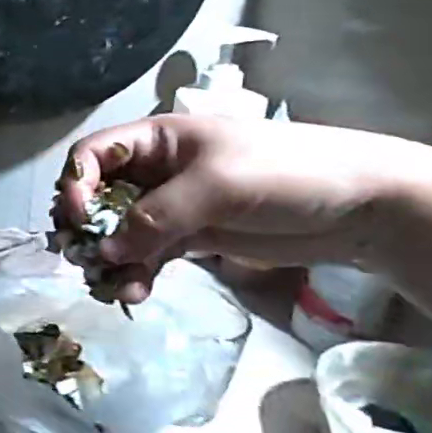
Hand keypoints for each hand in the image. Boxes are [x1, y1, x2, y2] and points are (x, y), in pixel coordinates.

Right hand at [54, 115, 431, 301]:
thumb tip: (106, 251)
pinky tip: (136, 293)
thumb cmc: (284, 173)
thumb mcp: (217, 184)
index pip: (94, 154)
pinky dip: (135, 272)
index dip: (75, 184)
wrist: (356, 206)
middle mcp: (157, 171)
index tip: (76, 220)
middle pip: (99, 195)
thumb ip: (158, 216)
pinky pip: (147, 254)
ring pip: (120, 231)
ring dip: (110, 257)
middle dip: (87, 227)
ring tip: (115, 286)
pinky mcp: (193, 238)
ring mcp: (173, 206)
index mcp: (157, 139)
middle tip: (87, 260)